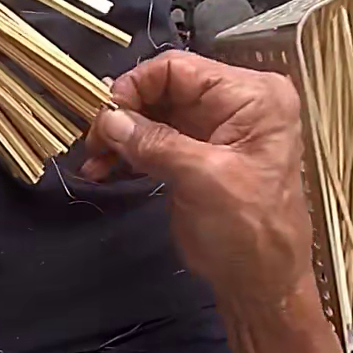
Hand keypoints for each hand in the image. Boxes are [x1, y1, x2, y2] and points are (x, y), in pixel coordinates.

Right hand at [80, 51, 314, 308]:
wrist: (260, 284)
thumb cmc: (248, 232)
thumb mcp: (204, 180)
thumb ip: (156, 143)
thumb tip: (109, 119)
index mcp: (252, 96)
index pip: (180, 68)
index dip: (136, 85)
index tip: (103, 114)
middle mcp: (236, 104)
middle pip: (164, 89)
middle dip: (125, 114)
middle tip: (92, 142)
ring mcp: (216, 130)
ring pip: (155, 115)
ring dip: (121, 135)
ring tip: (94, 161)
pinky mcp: (197, 155)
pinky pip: (156, 140)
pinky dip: (130, 152)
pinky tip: (105, 168)